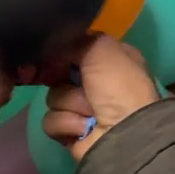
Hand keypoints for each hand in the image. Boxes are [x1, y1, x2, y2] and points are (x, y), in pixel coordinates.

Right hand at [40, 36, 159, 161]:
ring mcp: (82, 108)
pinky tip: (84, 127)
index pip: (74, 49)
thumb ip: (76, 40)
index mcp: (109, 60)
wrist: (123, 134)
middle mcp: (95, 83)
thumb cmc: (119, 85)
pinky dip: (67, 123)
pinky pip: (51, 120)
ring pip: (53, 96)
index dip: (62, 52)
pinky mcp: (70, 131)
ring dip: (70, 103)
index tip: (54, 54)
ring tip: (89, 112)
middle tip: (73, 82)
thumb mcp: (101, 47)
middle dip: (60, 77)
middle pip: (58, 72)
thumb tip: (55, 49)